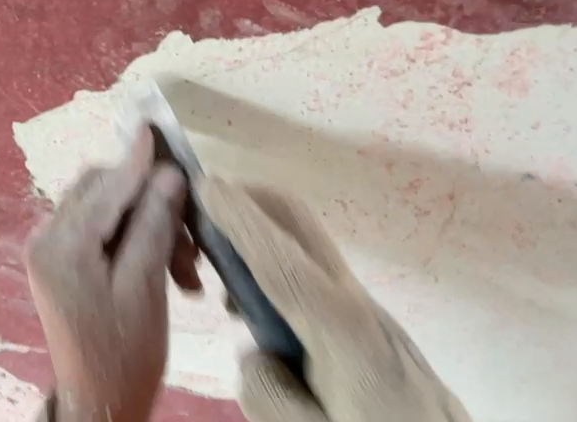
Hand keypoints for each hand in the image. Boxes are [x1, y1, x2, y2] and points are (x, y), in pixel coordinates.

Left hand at [27, 127, 200, 421]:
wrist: (97, 403)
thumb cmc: (124, 353)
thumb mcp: (146, 289)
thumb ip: (154, 225)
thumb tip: (168, 173)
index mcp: (62, 245)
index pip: (107, 188)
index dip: (137, 160)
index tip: (155, 128)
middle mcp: (46, 236)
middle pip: (103, 191)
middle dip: (149, 203)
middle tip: (189, 238)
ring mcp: (49, 246)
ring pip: (103, 208)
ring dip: (145, 223)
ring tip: (184, 267)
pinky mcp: (59, 258)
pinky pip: (96, 227)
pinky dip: (130, 235)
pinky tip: (161, 263)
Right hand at [201, 177, 472, 421]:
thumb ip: (268, 393)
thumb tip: (253, 352)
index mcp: (341, 328)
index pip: (276, 255)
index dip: (235, 215)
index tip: (201, 184)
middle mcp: (357, 302)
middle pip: (297, 219)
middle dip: (248, 199)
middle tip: (204, 213)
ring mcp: (370, 310)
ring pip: (304, 246)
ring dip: (260, 237)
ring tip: (225, 282)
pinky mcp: (374, 326)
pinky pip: (316, 276)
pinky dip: (279, 270)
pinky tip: (267, 319)